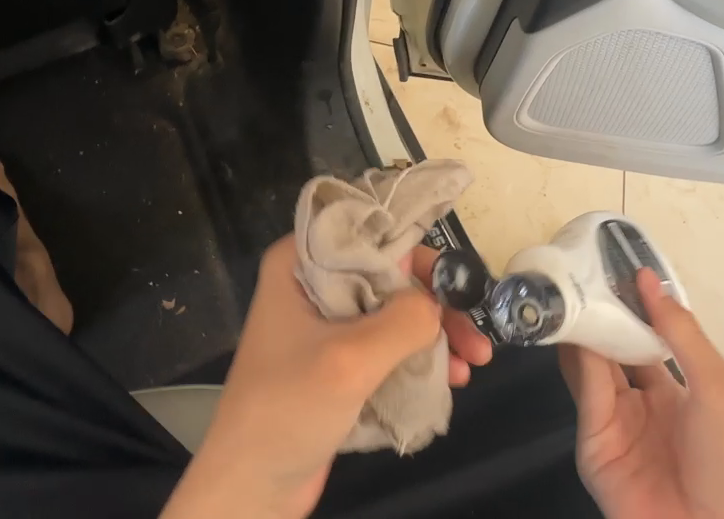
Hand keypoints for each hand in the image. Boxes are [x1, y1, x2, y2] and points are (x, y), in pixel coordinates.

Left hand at [160, 237, 493, 518]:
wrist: (249, 490)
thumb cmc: (287, 410)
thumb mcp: (351, 359)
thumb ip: (403, 321)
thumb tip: (440, 300)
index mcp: (299, 262)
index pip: (367, 233)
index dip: (415, 251)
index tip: (459, 278)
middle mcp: (312, 282)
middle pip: (389, 274)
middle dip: (435, 304)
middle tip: (474, 336)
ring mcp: (324, 323)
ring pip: (393, 311)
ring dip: (434, 334)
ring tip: (471, 364)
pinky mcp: (336, 361)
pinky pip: (386, 344)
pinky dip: (417, 357)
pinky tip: (449, 378)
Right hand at [560, 269, 723, 518]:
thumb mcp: (718, 388)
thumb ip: (680, 332)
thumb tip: (648, 277)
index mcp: (678, 389)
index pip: (647, 336)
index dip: (632, 303)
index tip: (612, 263)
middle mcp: (643, 401)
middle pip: (614, 346)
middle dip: (600, 312)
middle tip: (580, 271)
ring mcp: (616, 422)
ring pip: (593, 364)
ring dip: (583, 328)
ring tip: (569, 290)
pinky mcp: (593, 443)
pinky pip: (586, 392)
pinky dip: (578, 358)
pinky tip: (576, 329)